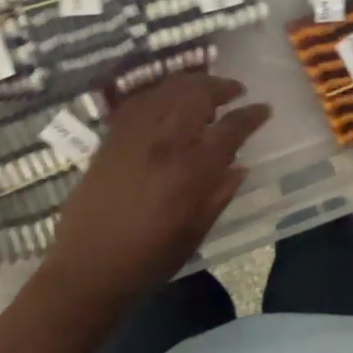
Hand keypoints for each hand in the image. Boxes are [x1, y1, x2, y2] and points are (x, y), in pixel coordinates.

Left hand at [42, 72, 270, 298]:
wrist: (88, 268)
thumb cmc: (149, 258)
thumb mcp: (196, 232)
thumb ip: (219, 194)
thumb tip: (239, 166)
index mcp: (191, 171)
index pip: (230, 128)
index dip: (251, 115)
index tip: (264, 109)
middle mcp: (163, 143)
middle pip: (197, 95)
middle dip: (221, 87)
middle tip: (235, 91)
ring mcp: (133, 137)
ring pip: (166, 91)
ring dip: (191, 84)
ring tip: (204, 91)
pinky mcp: (110, 139)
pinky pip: (139, 102)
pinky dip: (159, 94)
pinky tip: (166, 100)